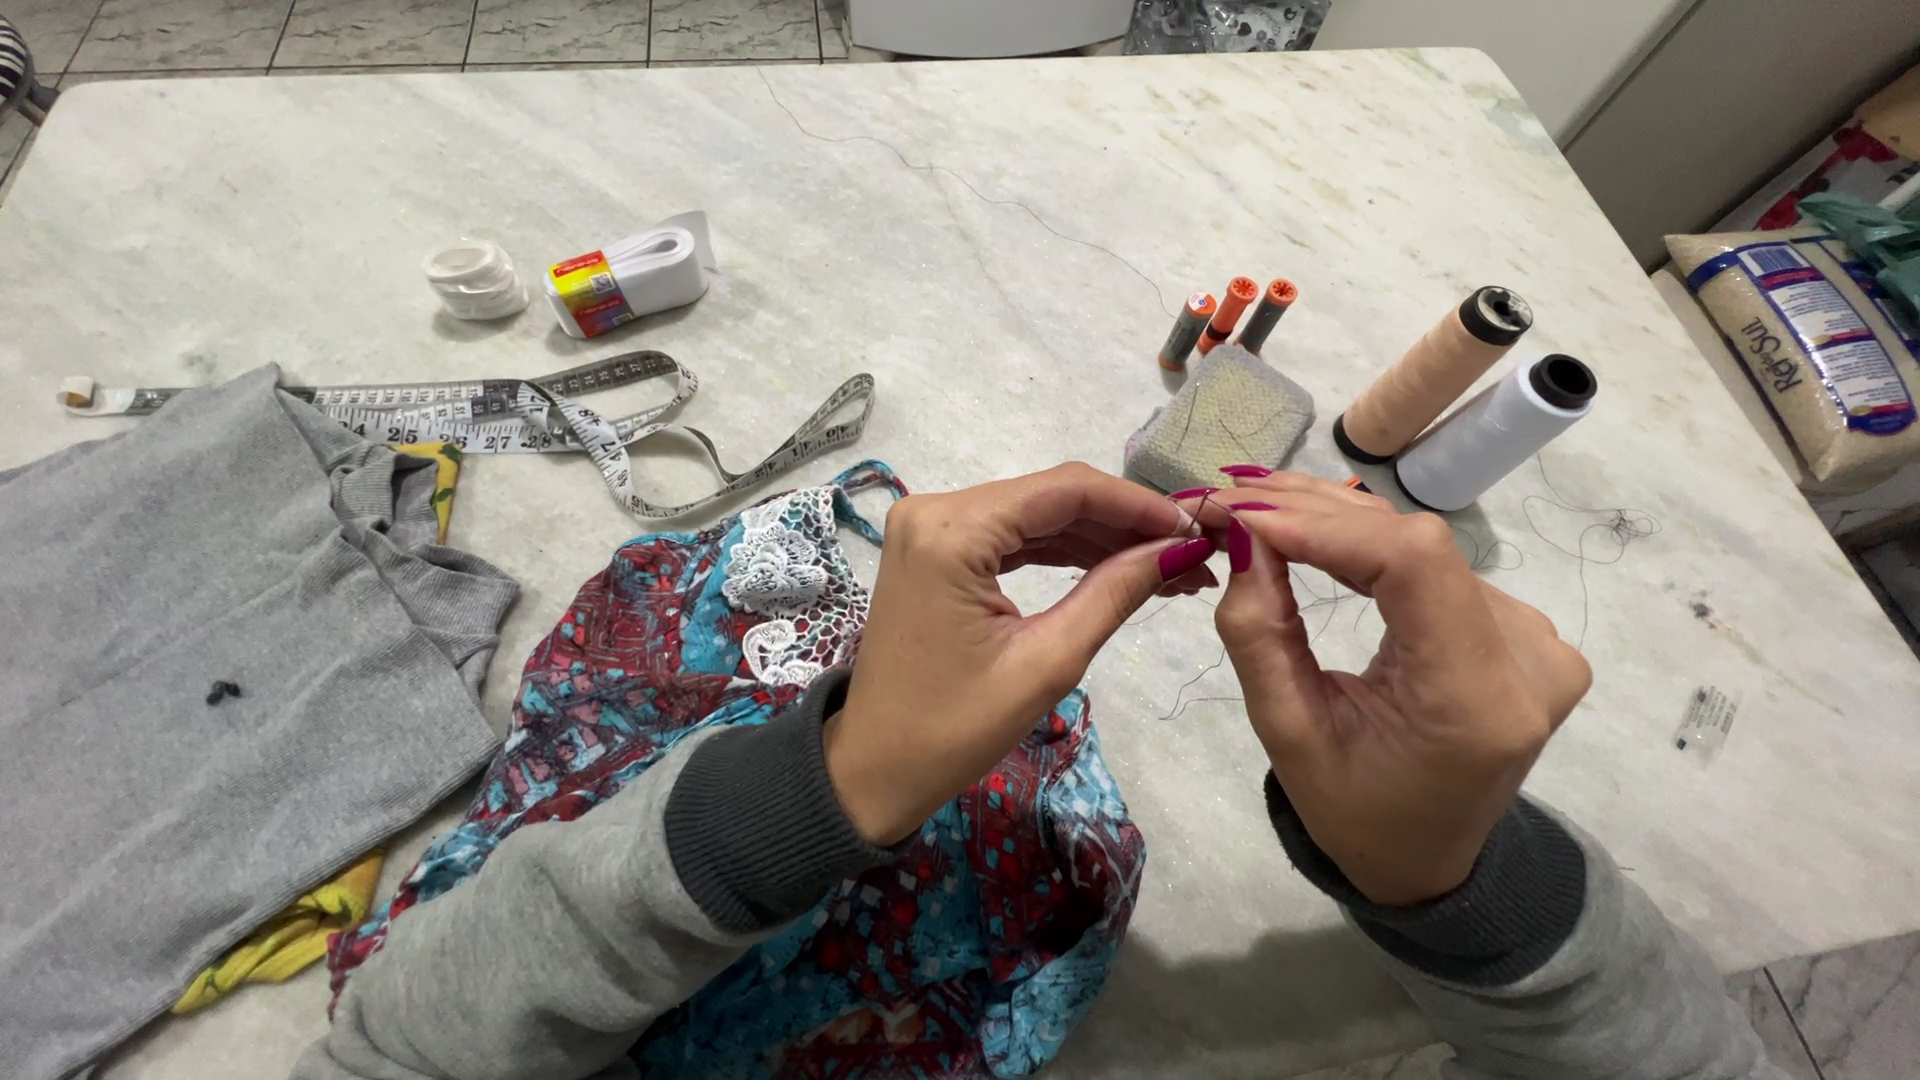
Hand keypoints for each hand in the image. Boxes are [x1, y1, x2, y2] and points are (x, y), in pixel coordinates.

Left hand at [825, 463, 1217, 845]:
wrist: (876, 765)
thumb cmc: (955, 729)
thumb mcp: (1047, 661)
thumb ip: (1115, 591)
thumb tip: (1180, 548)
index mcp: (951, 531)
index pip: (1064, 489)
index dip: (1138, 504)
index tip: (1197, 527)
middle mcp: (934, 509)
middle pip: (1050, 496)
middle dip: (1123, 524)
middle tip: (1191, 555)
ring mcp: (929, 527)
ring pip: (1033, 514)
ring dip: (1097, 538)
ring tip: (1166, 568)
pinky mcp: (934, 548)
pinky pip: (1008, 535)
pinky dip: (1059, 550)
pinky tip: (1112, 566)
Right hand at [1210, 472, 1590, 904]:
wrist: (1426, 856)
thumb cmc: (1349, 809)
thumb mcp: (1285, 731)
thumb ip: (1259, 632)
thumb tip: (1242, 537)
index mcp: (1475, 699)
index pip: (1411, 563)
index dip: (1323, 525)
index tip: (1242, 515)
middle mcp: (1527, 656)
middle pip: (1414, 544)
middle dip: (1310, 513)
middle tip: (1226, 499)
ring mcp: (1533, 637)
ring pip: (1419, 544)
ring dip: (1330, 518)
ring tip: (1254, 501)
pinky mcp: (1516, 627)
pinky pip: (1430, 563)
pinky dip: (1360, 540)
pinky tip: (1308, 523)